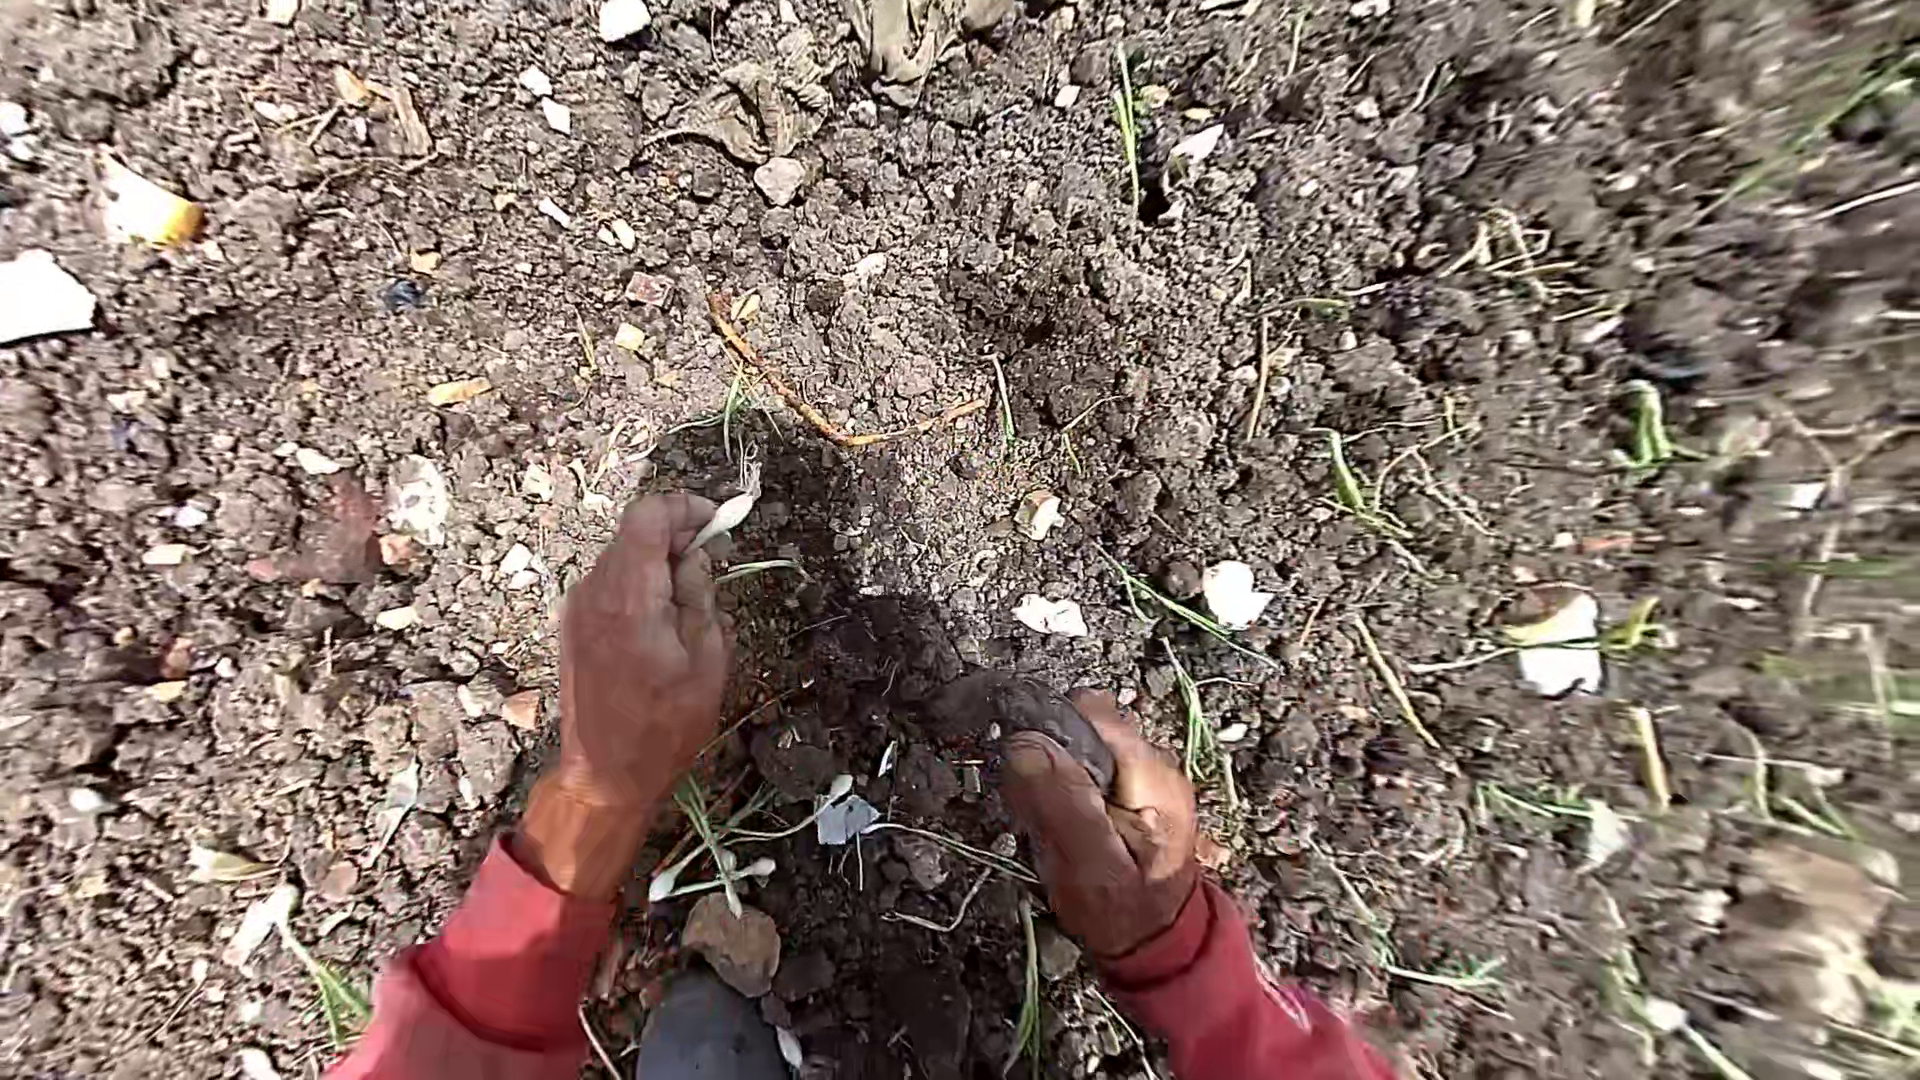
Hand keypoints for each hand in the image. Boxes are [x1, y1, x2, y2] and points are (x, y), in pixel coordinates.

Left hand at [555, 492, 731, 809]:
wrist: (607, 773)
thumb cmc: (669, 722)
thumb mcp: (708, 658)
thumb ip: (702, 594)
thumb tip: (699, 553)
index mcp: (630, 599)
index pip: (648, 517)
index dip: (687, 507)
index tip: (721, 522)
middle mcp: (595, 593)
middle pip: (637, 530)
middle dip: (682, 532)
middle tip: (720, 556)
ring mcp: (579, 606)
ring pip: (626, 551)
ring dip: (665, 555)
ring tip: (699, 588)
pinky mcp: (576, 621)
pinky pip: (615, 577)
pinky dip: (646, 575)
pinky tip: (670, 606)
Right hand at [1001, 689, 1198, 957]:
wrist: (1157, 946)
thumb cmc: (1122, 914)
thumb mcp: (1088, 866)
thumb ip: (1061, 803)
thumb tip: (1024, 743)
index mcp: (1151, 773)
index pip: (1087, 712)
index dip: (1050, 732)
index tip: (1032, 773)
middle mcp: (1154, 760)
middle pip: (1082, 724)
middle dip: (1052, 755)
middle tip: (1044, 808)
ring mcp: (1145, 770)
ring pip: (1080, 741)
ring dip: (1057, 771)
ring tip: (1056, 817)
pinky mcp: (1133, 782)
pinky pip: (1087, 761)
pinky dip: (1067, 782)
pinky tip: (1067, 817)